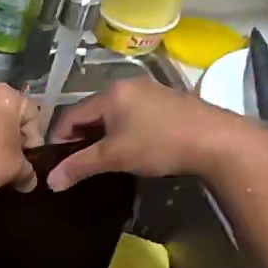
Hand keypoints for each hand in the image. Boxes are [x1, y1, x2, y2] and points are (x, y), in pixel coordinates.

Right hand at [46, 78, 267, 191]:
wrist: (217, 141)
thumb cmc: (158, 144)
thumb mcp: (114, 157)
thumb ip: (79, 167)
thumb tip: (50, 182)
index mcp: (109, 93)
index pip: (70, 115)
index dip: (60, 140)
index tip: (59, 164)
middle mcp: (127, 85)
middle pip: (92, 112)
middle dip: (82, 138)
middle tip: (81, 163)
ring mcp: (151, 91)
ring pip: (114, 114)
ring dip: (104, 135)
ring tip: (106, 159)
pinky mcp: (168, 101)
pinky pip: (134, 114)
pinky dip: (125, 131)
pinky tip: (133, 149)